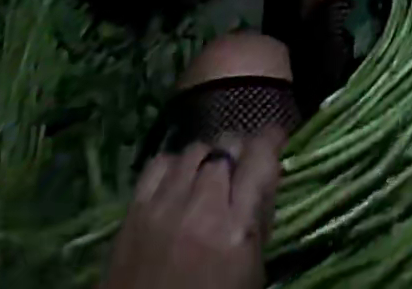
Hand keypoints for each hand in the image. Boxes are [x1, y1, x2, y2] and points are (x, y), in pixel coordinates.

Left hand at [101, 129, 284, 288]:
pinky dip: (175, 165)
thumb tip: (265, 177)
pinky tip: (179, 180)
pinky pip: (160, 163)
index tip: (276, 137)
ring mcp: (165, 205)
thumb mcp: (251, 274)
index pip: (259, 159)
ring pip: (195, 149)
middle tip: (242, 162)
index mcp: (236, 231)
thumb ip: (259, 221)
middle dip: (239, 149)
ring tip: (209, 173)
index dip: (271, 140)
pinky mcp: (135, 210)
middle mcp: (202, 208)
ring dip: (208, 157)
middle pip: (226, 146)